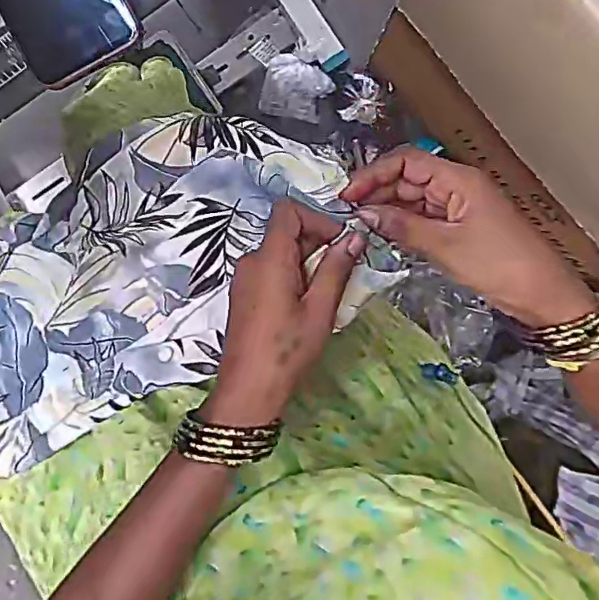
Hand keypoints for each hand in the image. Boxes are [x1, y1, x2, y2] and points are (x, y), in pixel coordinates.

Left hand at [203, 200, 365, 426]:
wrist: (248, 389)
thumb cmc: (287, 350)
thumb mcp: (320, 309)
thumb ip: (336, 269)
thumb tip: (354, 238)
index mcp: (268, 258)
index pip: (288, 210)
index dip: (317, 219)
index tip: (340, 243)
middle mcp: (251, 261)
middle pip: (286, 232)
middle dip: (318, 244)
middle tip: (343, 272)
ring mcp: (244, 278)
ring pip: (280, 252)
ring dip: (307, 262)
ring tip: (326, 294)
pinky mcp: (244, 294)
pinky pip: (271, 270)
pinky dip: (293, 276)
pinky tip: (306, 304)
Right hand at [341, 147, 596, 326]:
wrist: (544, 295)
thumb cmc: (501, 265)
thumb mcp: (446, 246)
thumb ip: (402, 226)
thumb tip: (365, 213)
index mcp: (459, 179)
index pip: (406, 162)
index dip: (373, 174)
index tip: (349, 196)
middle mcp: (458, 186)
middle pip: (407, 178)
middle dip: (376, 192)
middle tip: (349, 214)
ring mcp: (459, 206)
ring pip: (413, 198)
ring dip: (387, 209)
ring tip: (361, 226)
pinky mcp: (460, 226)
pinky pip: (424, 216)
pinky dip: (403, 223)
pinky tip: (385, 234)